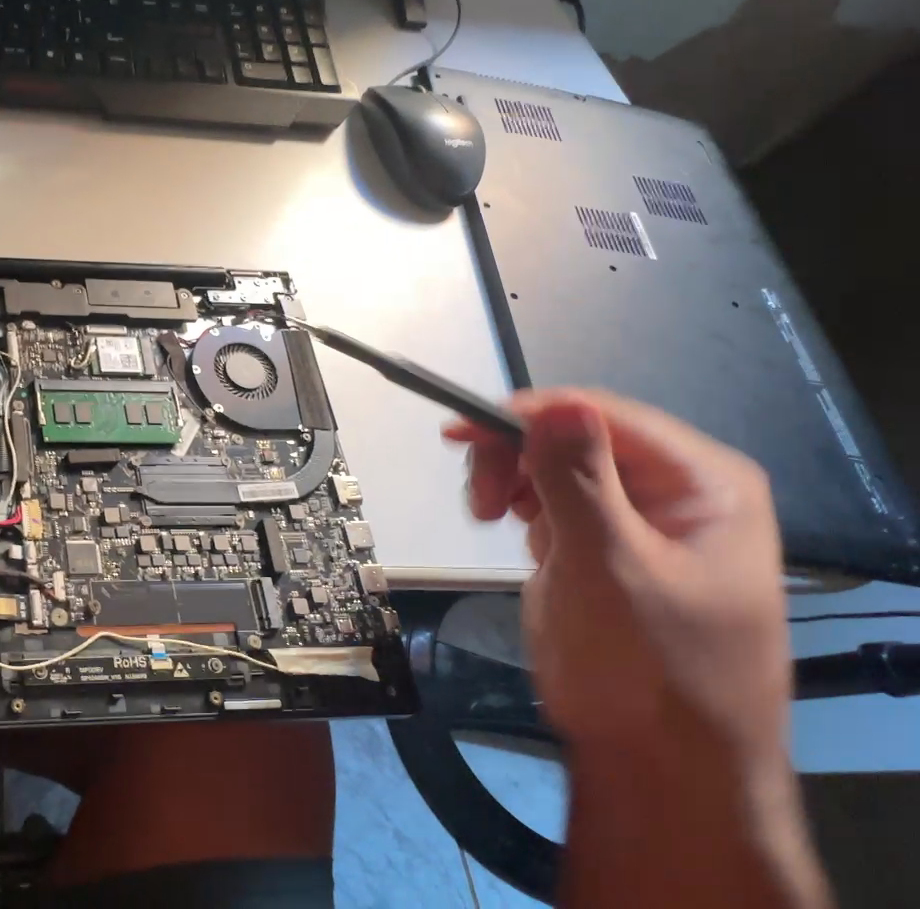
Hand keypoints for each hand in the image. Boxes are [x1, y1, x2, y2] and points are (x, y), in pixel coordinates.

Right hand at [444, 390, 791, 762]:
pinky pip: (551, 498)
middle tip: (479, 500)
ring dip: (509, 480)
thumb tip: (554, 402)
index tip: (461, 434)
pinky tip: (509, 529)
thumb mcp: (608, 566)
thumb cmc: (647, 666)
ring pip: (553, 463)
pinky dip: (518, 504)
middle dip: (515, 457)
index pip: (604, 416)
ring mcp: (638, 520)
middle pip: (574, 436)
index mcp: (703, 485)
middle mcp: (675, 493)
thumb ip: (578, 479)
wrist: (656, 759)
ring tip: (487, 516)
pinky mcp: (602, 546)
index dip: (529, 416)